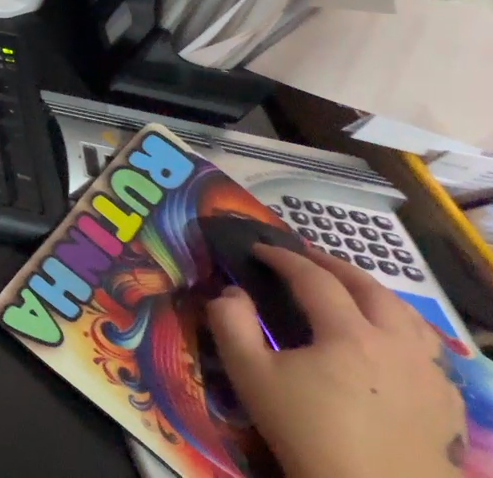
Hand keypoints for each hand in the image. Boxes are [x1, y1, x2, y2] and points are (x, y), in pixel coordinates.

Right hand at [208, 243, 465, 477]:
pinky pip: (428, 351)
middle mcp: (397, 345)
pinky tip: (387, 340)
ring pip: (409, 317)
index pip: (314, 279)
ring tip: (349, 289)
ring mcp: (430, 374)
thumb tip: (233, 292)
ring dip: (374, 293)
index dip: (283, 258)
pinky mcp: (447, 402)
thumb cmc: (304, 428)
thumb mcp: (248, 373)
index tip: (257, 248)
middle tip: (304, 255)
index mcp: (349, 334)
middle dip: (334, 265)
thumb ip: (230, 322)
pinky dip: (402, 329)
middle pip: (372, 289)